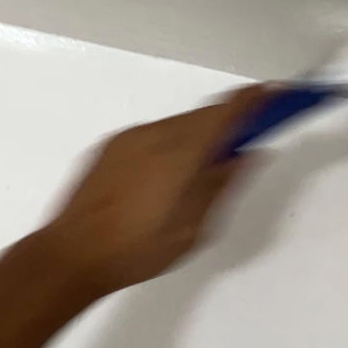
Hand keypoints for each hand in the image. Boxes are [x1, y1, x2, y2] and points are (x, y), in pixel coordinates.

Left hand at [37, 85, 268, 296]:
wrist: (71, 255)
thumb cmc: (140, 247)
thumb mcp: (195, 226)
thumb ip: (223, 184)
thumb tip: (248, 154)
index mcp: (182, 150)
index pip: (226, 112)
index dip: (254, 99)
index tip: (276, 92)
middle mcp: (156, 133)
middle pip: (201, 117)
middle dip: (227, 122)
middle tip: (245, 141)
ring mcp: (128, 139)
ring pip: (175, 127)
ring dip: (197, 137)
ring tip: (203, 170)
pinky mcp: (109, 150)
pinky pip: (152, 138)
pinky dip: (171, 146)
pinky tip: (166, 179)